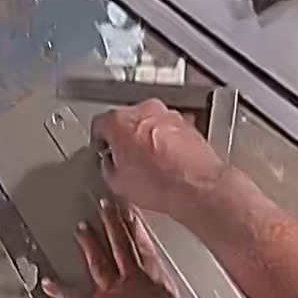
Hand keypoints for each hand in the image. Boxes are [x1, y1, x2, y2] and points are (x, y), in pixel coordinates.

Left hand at [42, 198, 230, 297]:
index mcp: (156, 286)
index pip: (146, 251)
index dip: (138, 230)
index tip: (131, 212)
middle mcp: (131, 283)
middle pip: (120, 246)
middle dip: (112, 224)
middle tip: (103, 205)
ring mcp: (109, 293)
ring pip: (98, 261)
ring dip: (89, 243)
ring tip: (81, 227)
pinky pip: (73, 297)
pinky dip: (59, 289)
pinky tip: (46, 282)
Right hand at [92, 100, 230, 218]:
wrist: (198, 187)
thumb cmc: (162, 183)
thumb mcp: (118, 184)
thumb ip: (108, 167)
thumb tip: (112, 166)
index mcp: (120, 121)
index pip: (99, 124)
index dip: (99, 141)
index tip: (102, 150)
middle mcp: (144, 111)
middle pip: (126, 120)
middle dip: (124, 139)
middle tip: (125, 161)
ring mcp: (168, 115)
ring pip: (149, 124)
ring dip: (145, 140)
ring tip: (148, 166)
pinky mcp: (187, 124)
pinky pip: (168, 131)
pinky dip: (165, 143)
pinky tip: (166, 164)